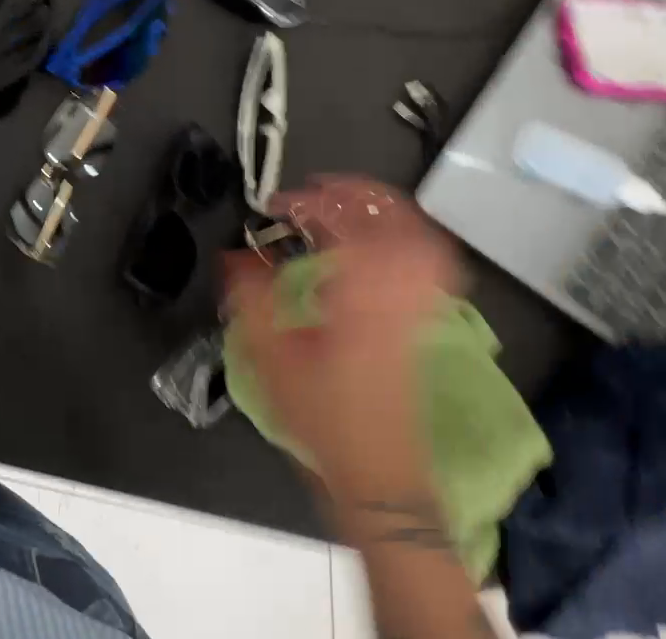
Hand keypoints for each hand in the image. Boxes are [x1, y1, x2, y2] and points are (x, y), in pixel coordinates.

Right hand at [226, 176, 463, 491]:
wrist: (380, 475)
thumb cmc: (322, 419)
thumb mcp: (270, 359)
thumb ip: (250, 300)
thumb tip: (234, 255)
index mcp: (362, 302)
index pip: (353, 231)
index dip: (319, 203)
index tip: (283, 202)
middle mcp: (401, 300)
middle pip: (403, 227)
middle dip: (361, 197)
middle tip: (320, 190)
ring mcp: (421, 313)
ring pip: (425, 244)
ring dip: (387, 216)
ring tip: (349, 207)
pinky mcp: (424, 327)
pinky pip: (430, 269)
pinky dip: (407, 244)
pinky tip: (378, 249)